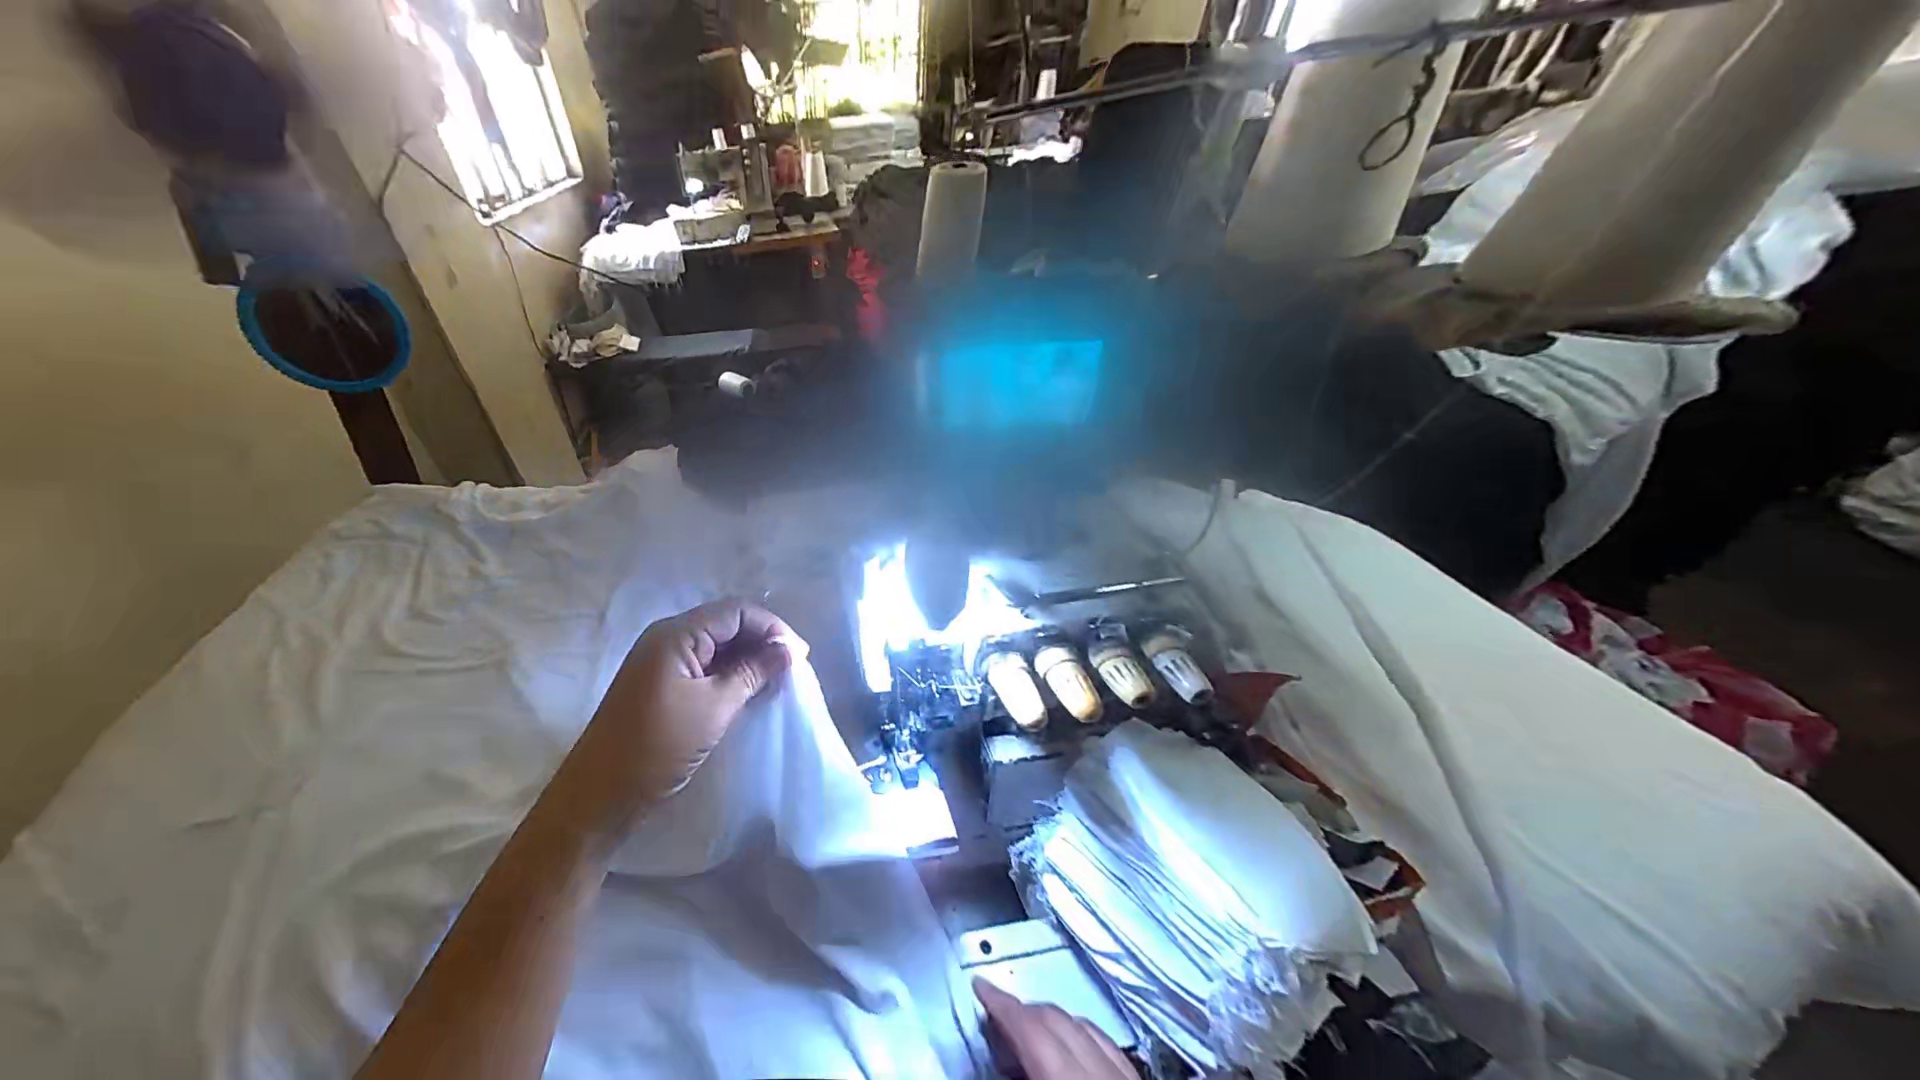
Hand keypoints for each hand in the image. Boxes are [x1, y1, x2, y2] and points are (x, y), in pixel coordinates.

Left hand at [562, 600, 798, 831]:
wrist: (598, 799)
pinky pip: (706, 665)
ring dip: (750, 657)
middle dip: (764, 640)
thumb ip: (754, 672)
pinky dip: (732, 672)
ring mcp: (663, 662)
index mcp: (675, 635)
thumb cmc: (657, 748)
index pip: (736, 612)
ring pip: (718, 645)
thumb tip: (789, 651)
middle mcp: (667, 639)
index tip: (800, 657)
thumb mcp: (714, 707)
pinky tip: (752, 689)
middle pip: (727, 623)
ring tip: (778, 680)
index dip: (772, 628)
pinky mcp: (663, 684)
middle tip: (793, 668)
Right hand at [974, 977, 1137, 1079]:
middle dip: (1024, 1010)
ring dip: (1055, 1021)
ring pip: (1087, 1027)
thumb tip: (992, 1049)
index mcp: (1066, 1075)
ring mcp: (1126, 1075)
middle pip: (1057, 1018)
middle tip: (997, 1014)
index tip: (980, 985)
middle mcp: (1102, 1068)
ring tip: (1031, 1029)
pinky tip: (1075, 1048)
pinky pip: (1111, 1047)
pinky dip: (1086, 1037)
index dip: (999, 1002)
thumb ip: (1013, 1069)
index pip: (1029, 1025)